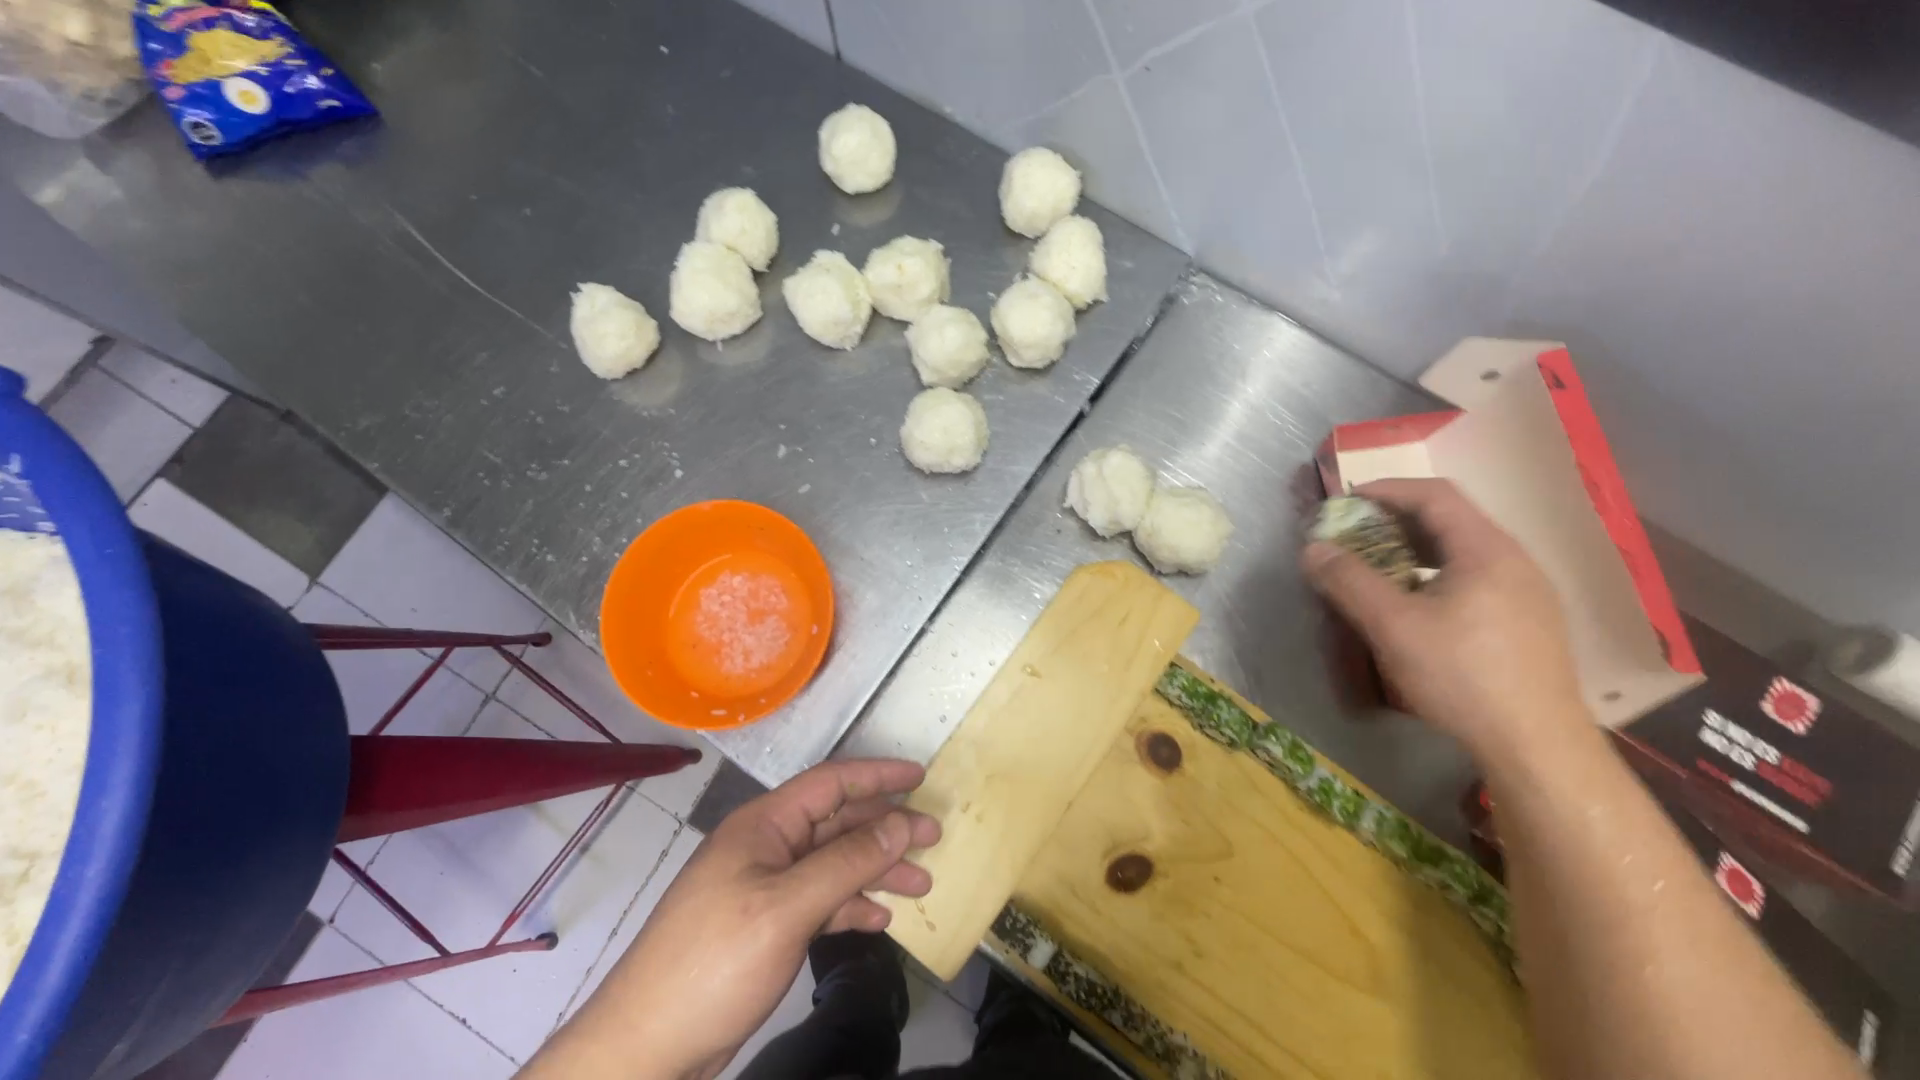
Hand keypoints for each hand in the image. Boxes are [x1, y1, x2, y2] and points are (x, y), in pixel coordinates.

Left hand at [546, 759, 939, 1079]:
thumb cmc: (716, 961)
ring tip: (923, 884)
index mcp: (763, 826)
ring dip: (876, 870)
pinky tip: (880, 918)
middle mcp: (766, 848)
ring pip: (832, 865)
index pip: (830, 784)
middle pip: (836, 824)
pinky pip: (820, 901)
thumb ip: (846, 863)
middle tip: (935, 837)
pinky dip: (851, 905)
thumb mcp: (787, 908)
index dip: (877, 775)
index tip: (921, 775)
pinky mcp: (765, 926)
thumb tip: (900, 825)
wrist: (649, 1043)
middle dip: (886, 828)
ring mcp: (764, 888)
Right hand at [1301, 478, 1586, 758]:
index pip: (1434, 495)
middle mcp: (1514, 560)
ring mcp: (1528, 592)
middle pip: (1451, 520)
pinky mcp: (1530, 623)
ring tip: (1379, 570)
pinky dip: (1437, 575)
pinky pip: (1477, 578)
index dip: (1386, 490)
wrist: (1536, 743)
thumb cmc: (1462, 676)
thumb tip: (1312, 549)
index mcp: (1486, 549)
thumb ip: (1349, 582)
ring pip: (1464, 552)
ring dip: (1415, 550)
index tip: (1345, 501)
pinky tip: (1418, 607)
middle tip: (1355, 536)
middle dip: (1395, 521)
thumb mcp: (1394, 626)